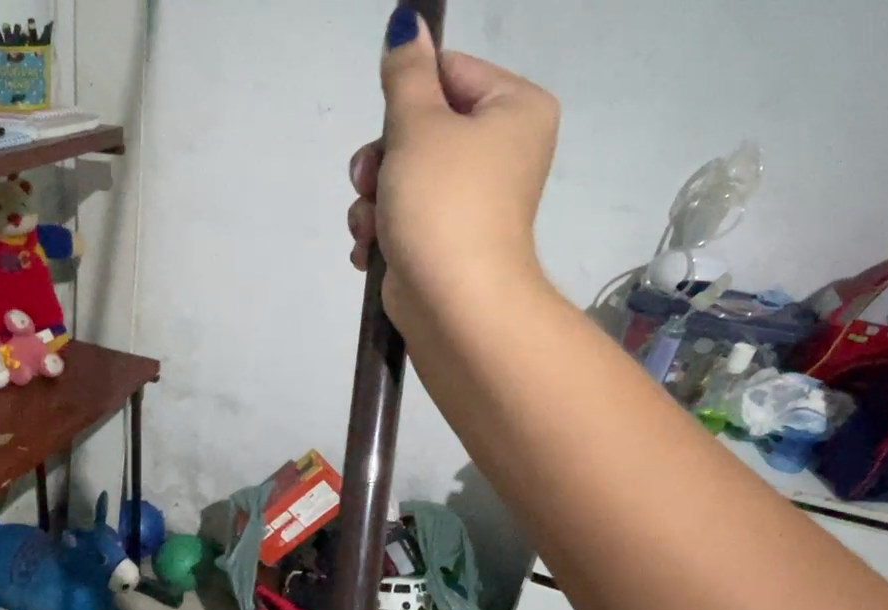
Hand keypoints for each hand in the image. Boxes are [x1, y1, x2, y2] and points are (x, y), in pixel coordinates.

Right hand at [347, 9, 559, 335]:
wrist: (455, 304)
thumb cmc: (443, 205)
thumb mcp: (417, 126)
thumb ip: (406, 74)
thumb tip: (408, 22)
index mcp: (514, 109)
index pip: (448, 73)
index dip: (407, 99)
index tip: (392, 129)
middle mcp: (500, 150)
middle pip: (418, 128)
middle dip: (381, 161)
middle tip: (374, 183)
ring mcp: (470, 199)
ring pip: (400, 177)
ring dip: (373, 202)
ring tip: (374, 226)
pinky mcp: (444, 239)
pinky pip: (401, 217)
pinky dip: (381, 232)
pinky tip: (373, 250)